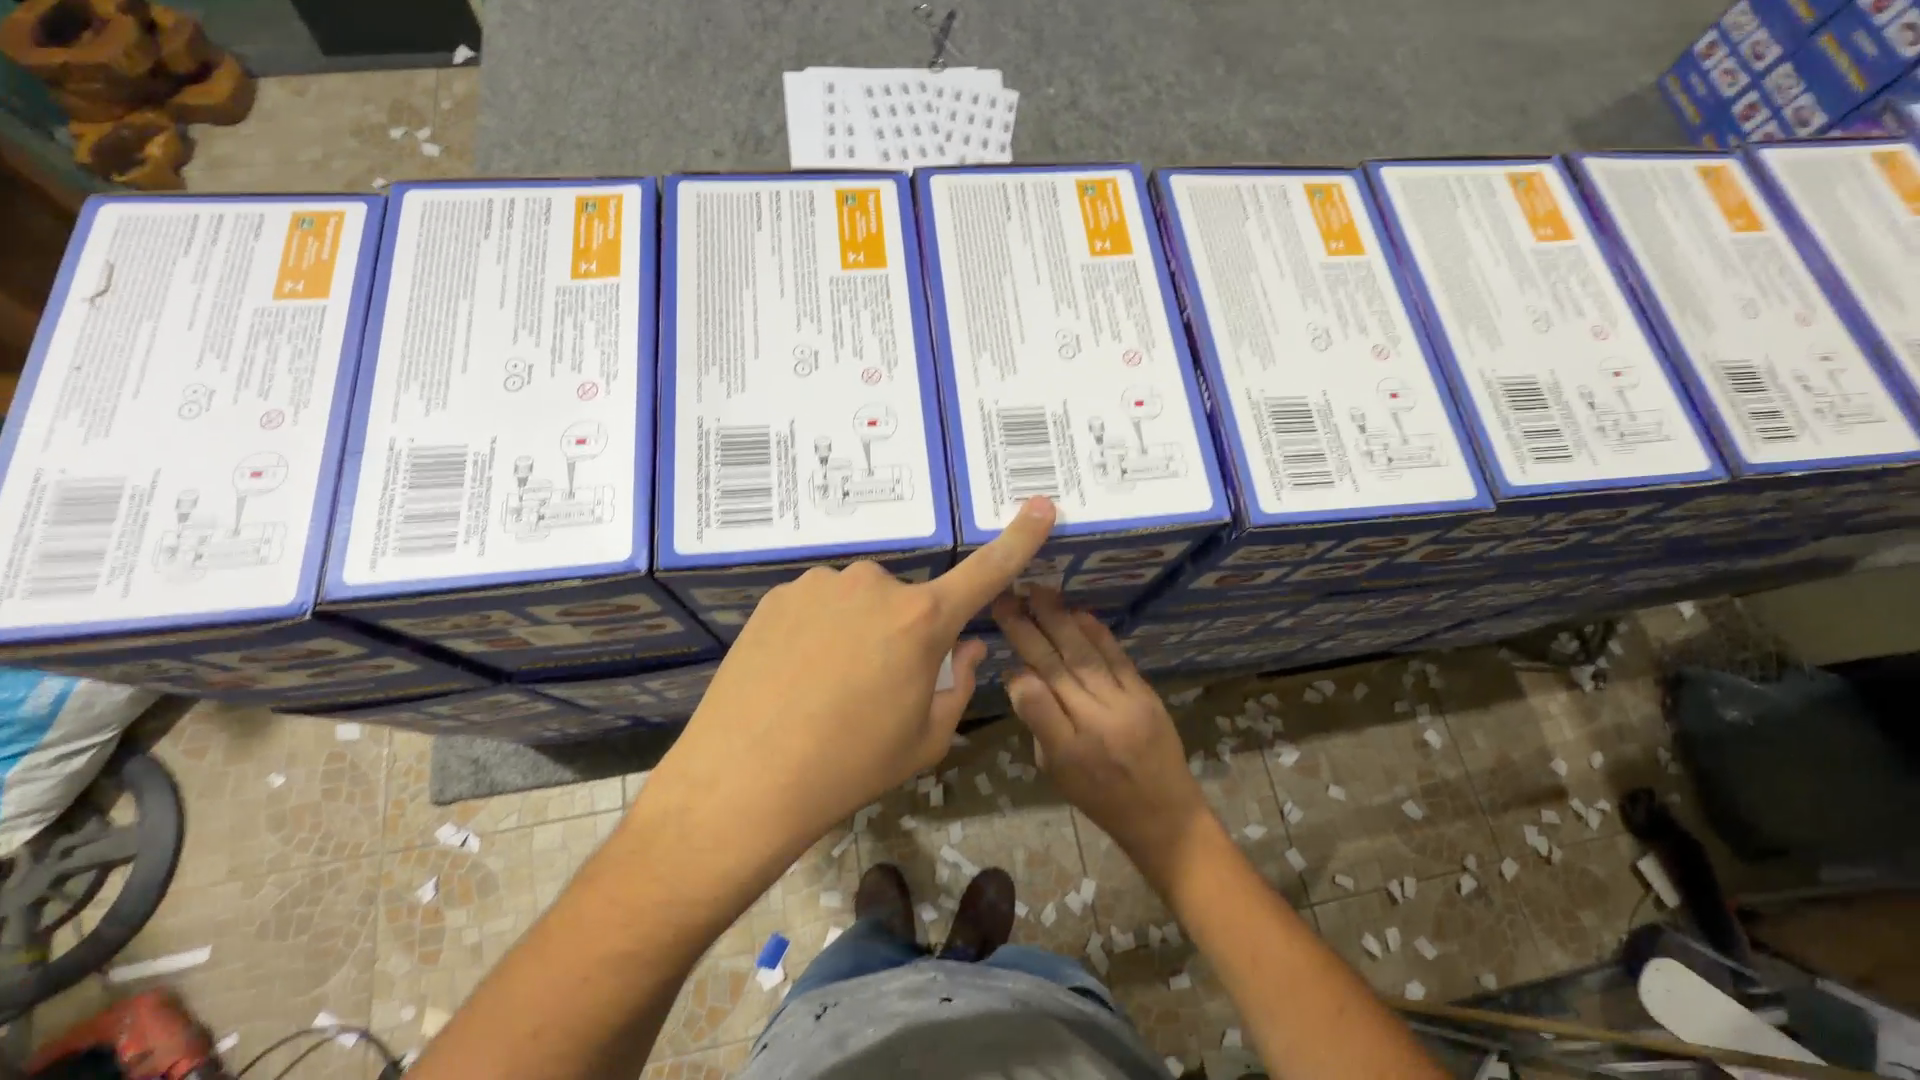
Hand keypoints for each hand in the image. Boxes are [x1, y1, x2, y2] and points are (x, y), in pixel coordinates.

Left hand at [648, 498, 1056, 849]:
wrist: (747, 778)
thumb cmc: (851, 765)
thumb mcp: (925, 738)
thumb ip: (957, 683)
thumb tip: (967, 646)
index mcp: (922, 621)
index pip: (986, 572)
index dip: (1018, 539)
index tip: (1042, 505)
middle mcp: (874, 586)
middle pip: (906, 603)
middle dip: (902, 635)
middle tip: (872, 690)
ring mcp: (820, 586)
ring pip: (856, 603)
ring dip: (854, 632)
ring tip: (824, 688)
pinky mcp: (778, 596)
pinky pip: (815, 607)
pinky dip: (814, 634)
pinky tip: (792, 677)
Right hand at [994, 589, 1213, 874]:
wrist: (1164, 815)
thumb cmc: (1101, 798)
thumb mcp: (1056, 772)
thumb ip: (1038, 725)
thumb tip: (1020, 678)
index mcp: (1067, 750)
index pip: (1034, 700)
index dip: (1016, 668)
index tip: (1000, 645)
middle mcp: (1095, 724)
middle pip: (1056, 668)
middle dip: (1029, 630)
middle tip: (1007, 598)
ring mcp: (1125, 706)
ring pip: (1085, 655)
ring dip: (1061, 620)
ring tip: (1039, 592)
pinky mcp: (1147, 696)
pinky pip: (1117, 658)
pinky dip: (1097, 633)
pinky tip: (1078, 613)